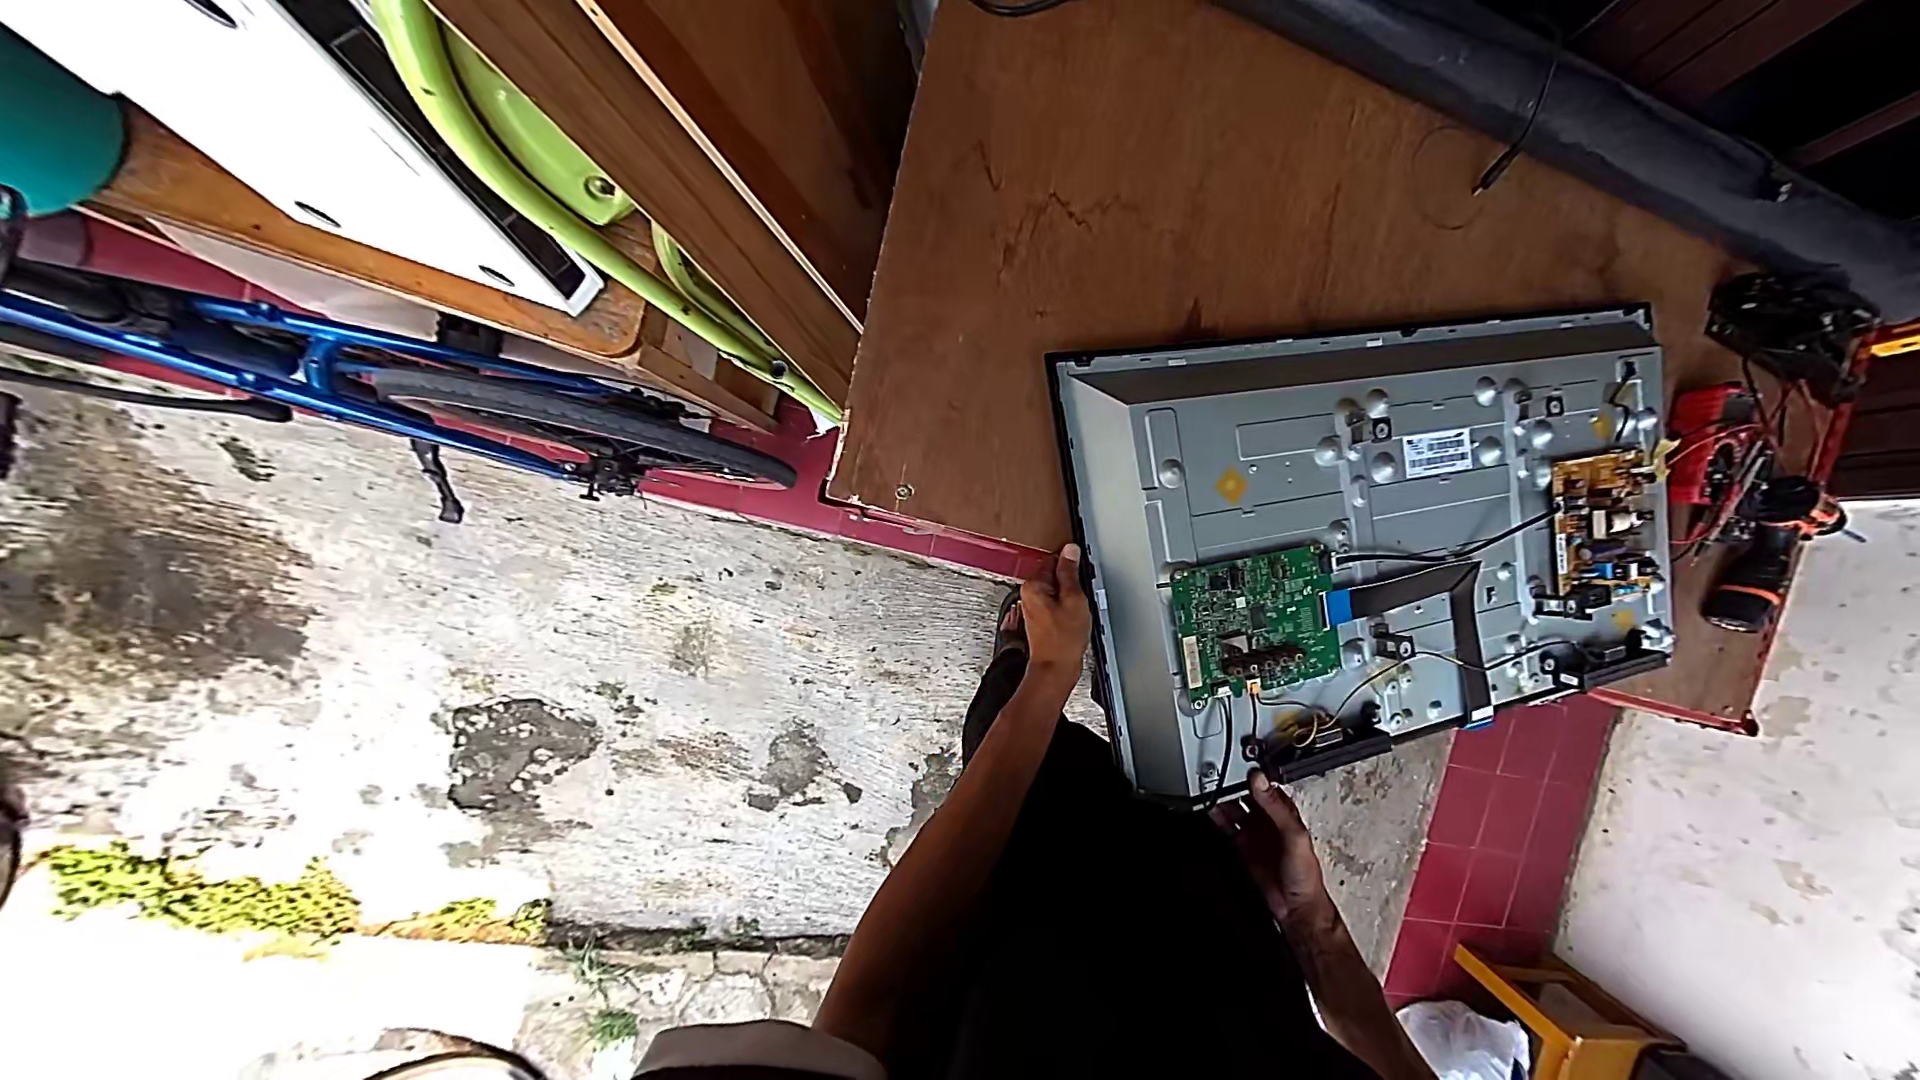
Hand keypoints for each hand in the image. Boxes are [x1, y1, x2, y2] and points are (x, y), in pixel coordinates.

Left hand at [1019, 543, 1090, 674]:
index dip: (1071, 564)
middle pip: (1054, 574)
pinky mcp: (1042, 616)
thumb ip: (1070, 572)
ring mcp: (1034, 606)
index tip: (1082, 572)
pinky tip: (1074, 617)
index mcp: (1033, 585)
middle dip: (1070, 581)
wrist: (1056, 667)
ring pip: (1056, 589)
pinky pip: (1056, 602)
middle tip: (1080, 596)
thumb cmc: (1063, 639)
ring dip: (1070, 595)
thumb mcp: (1074, 599)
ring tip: (1078, 609)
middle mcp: (1029, 594)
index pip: (1053, 559)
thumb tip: (1070, 551)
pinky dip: (1067, 606)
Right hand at [1211, 770, 1335, 929]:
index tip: (1239, 764)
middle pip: (1247, 795)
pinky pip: (1227, 825)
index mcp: (1285, 814)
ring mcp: (1255, 832)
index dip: (1254, 775)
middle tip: (1219, 774)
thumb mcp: (1293, 835)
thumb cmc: (1304, 875)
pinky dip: (1218, 816)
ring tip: (1210, 789)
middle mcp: (1269, 820)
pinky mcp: (1243, 844)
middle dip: (1234, 784)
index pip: (1267, 786)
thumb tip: (1259, 780)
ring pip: (1235, 807)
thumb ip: (1275, 807)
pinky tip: (1210, 809)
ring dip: (1223, 798)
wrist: (1295, 907)